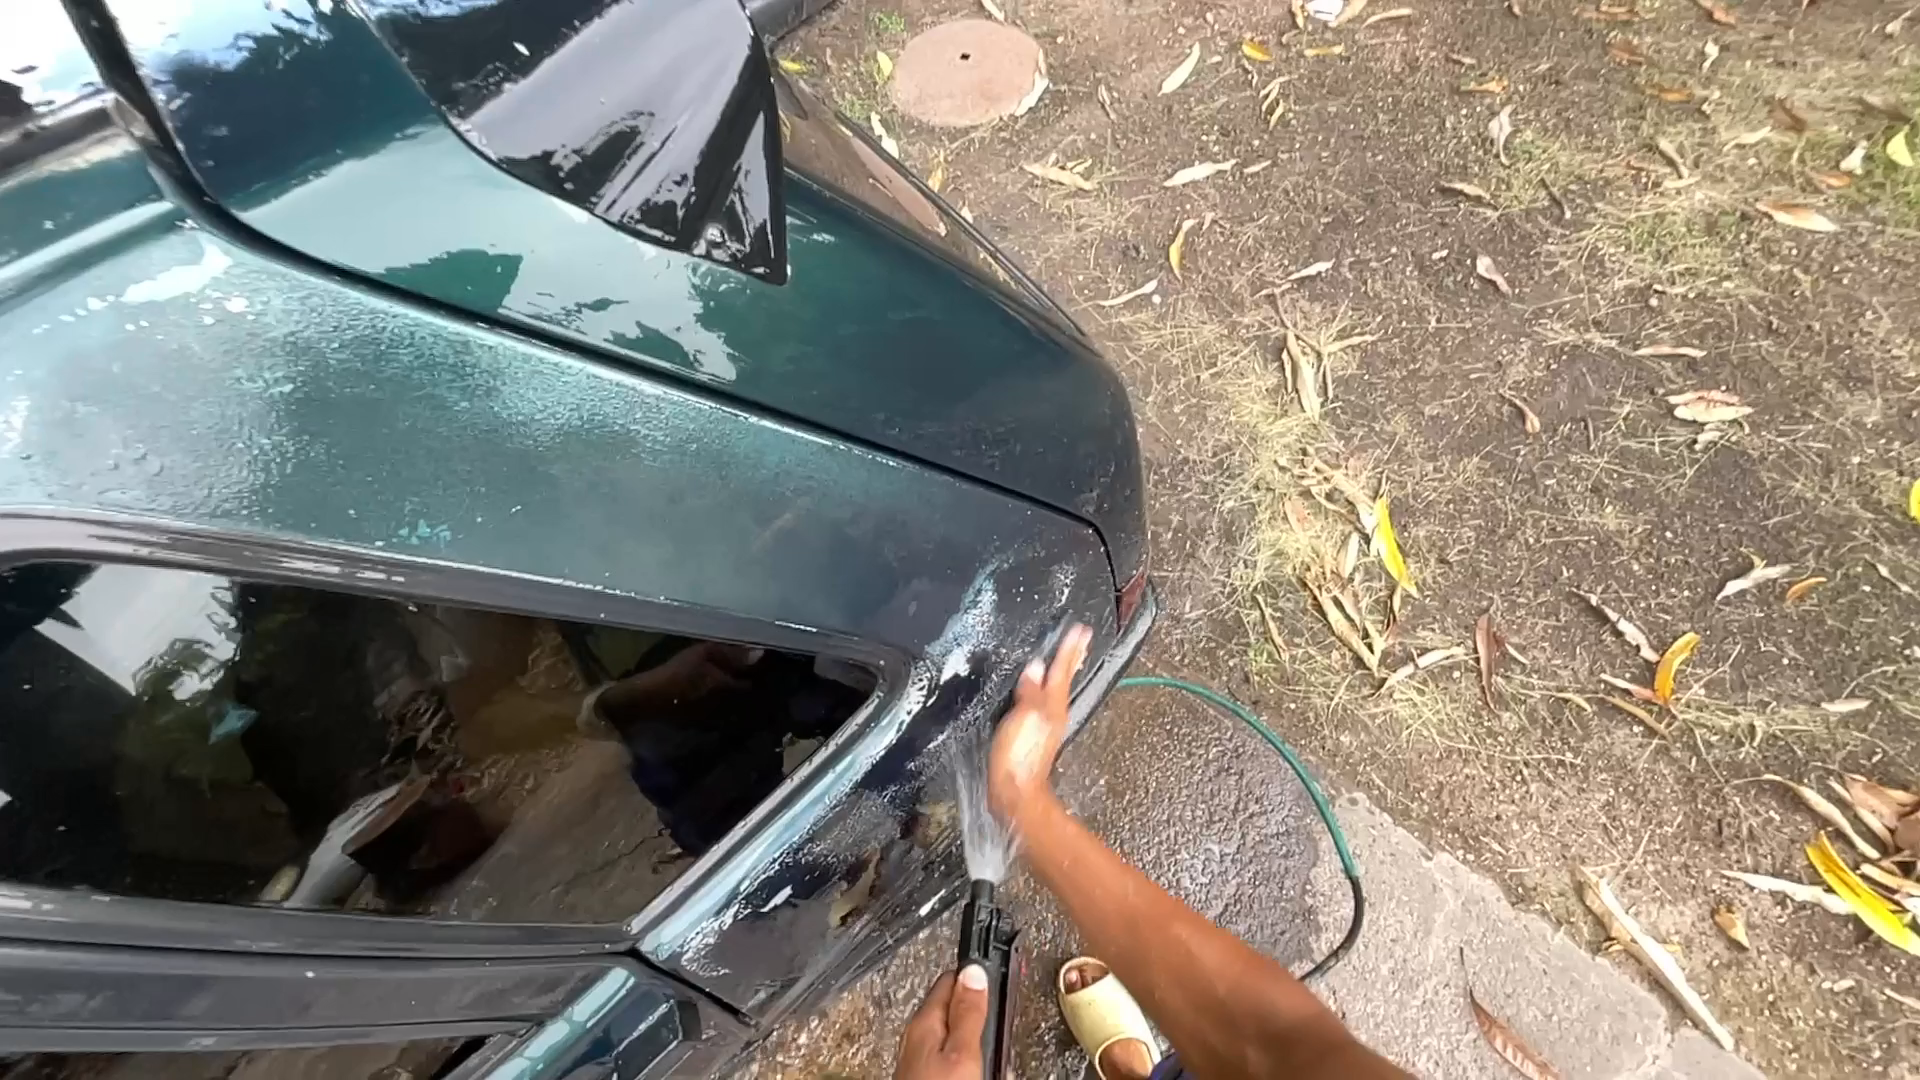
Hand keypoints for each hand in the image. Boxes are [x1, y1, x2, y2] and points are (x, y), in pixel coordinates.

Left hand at [892, 965, 989, 1079]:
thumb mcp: (961, 1053)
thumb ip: (968, 1013)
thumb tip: (973, 971)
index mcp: (924, 1022)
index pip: (950, 980)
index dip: (973, 977)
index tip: (990, 979)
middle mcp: (915, 1037)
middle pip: (948, 1006)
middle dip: (970, 1006)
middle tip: (991, 1008)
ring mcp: (917, 1060)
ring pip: (948, 1032)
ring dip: (967, 1032)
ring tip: (984, 1035)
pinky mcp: (923, 1077)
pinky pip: (946, 1055)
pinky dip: (961, 1053)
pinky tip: (969, 1064)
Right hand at [987, 624, 1089, 825]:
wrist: (1014, 793)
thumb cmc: (1018, 758)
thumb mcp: (1023, 717)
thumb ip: (1030, 691)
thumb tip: (1035, 667)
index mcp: (1053, 705)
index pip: (1062, 669)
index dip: (1069, 648)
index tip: (1080, 629)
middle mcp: (1055, 712)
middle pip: (1066, 677)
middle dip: (1074, 656)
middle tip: (1083, 636)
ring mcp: (1047, 723)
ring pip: (1059, 687)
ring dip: (1065, 668)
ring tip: (1070, 654)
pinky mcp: (1035, 733)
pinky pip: (1046, 699)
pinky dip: (1049, 685)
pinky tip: (1042, 685)